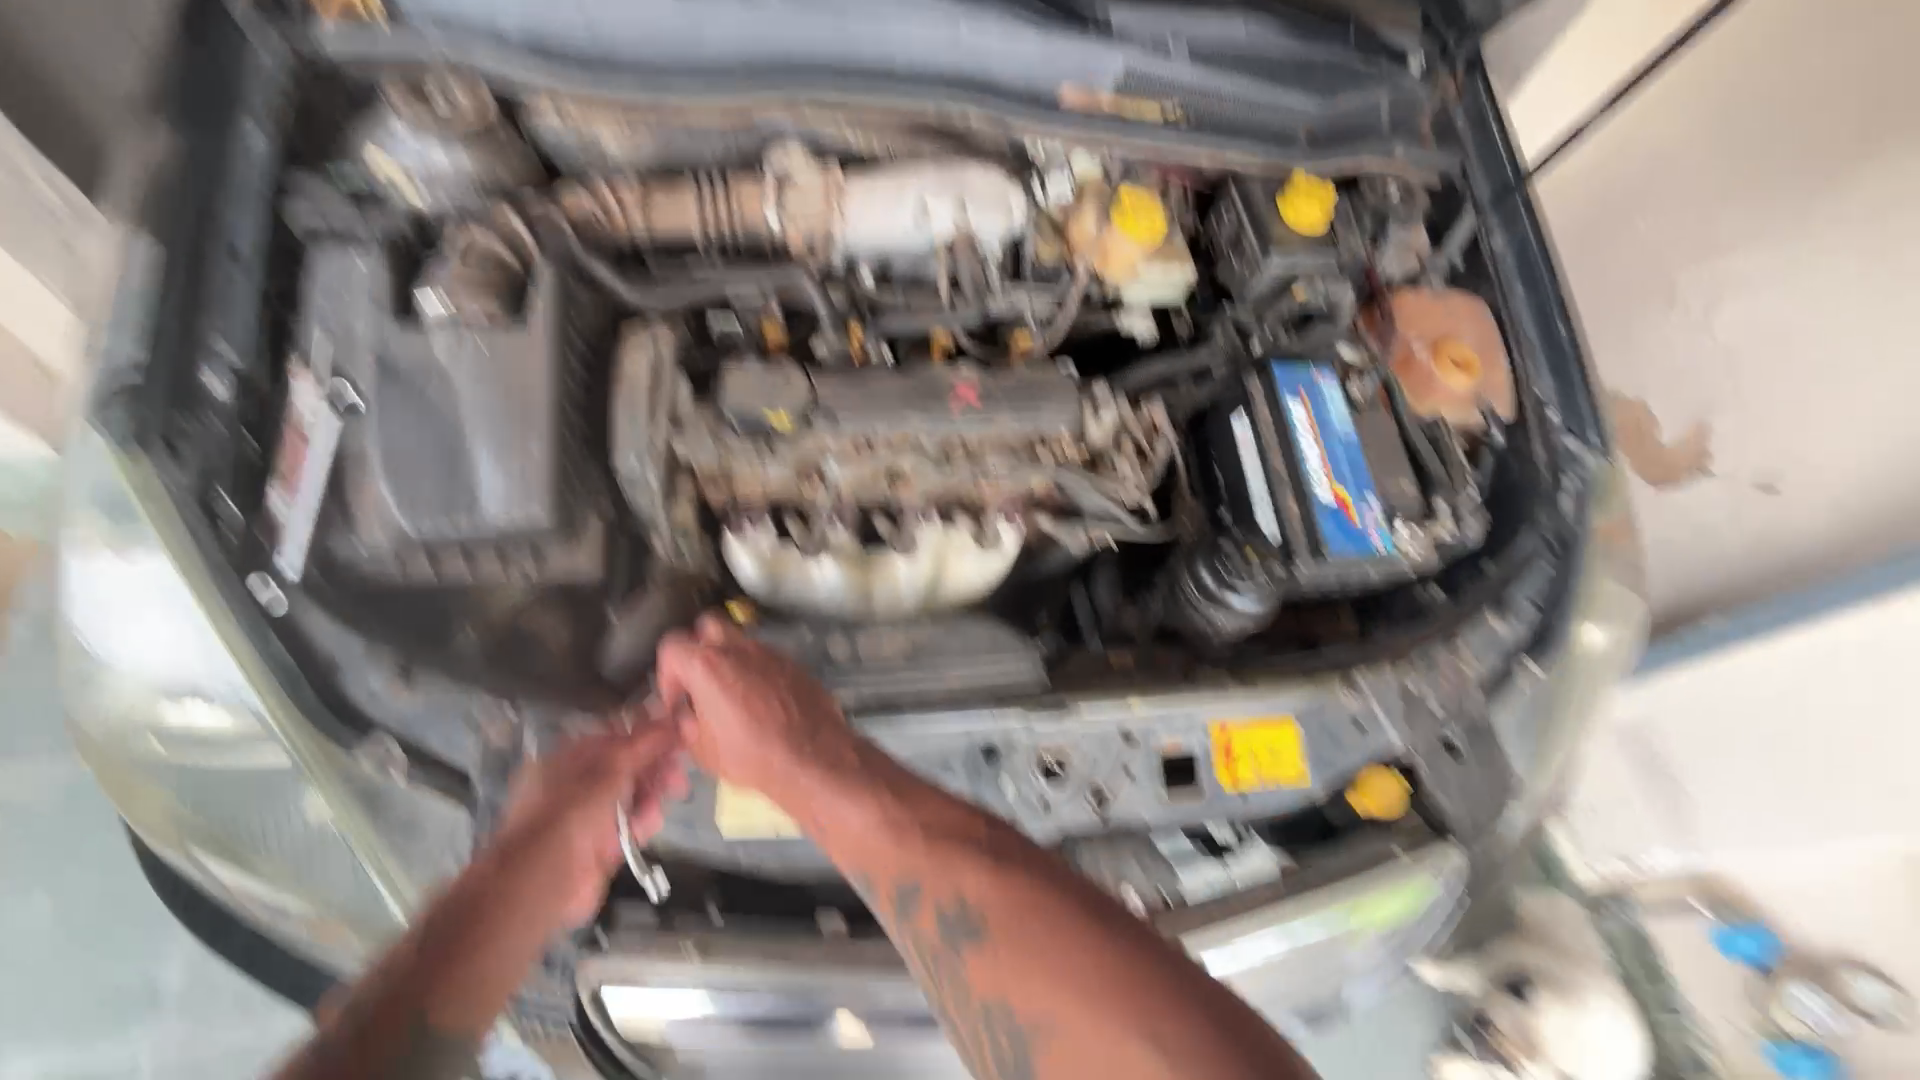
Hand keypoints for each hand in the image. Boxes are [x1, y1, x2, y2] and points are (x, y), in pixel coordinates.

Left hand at [481, 720, 686, 931]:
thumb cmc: (571, 813)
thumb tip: (675, 720)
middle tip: (680, 765)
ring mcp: (591, 815)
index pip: (617, 735)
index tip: (680, 732)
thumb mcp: (609, 770)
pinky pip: (632, 824)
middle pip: (630, 764)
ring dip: (656, 791)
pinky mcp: (604, 843)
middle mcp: (579, 783)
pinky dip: (645, 820)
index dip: (650, 732)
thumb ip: (645, 744)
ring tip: (674, 791)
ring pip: (635, 794)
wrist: (543, 882)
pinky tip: (651, 821)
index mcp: (571, 757)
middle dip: (658, 763)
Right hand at [655, 612, 862, 805]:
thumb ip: (687, 722)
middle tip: (702, 682)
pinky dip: (757, 671)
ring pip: (740, 641)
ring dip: (730, 660)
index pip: (671, 645)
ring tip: (733, 695)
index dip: (667, 673)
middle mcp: (738, 648)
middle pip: (707, 626)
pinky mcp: (794, 662)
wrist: (812, 757)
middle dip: (699, 648)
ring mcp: (770, 652)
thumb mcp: (702, 750)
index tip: (677, 700)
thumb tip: (689, 713)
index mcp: (707, 665)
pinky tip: (762, 701)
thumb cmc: (751, 755)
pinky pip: (766, 658)